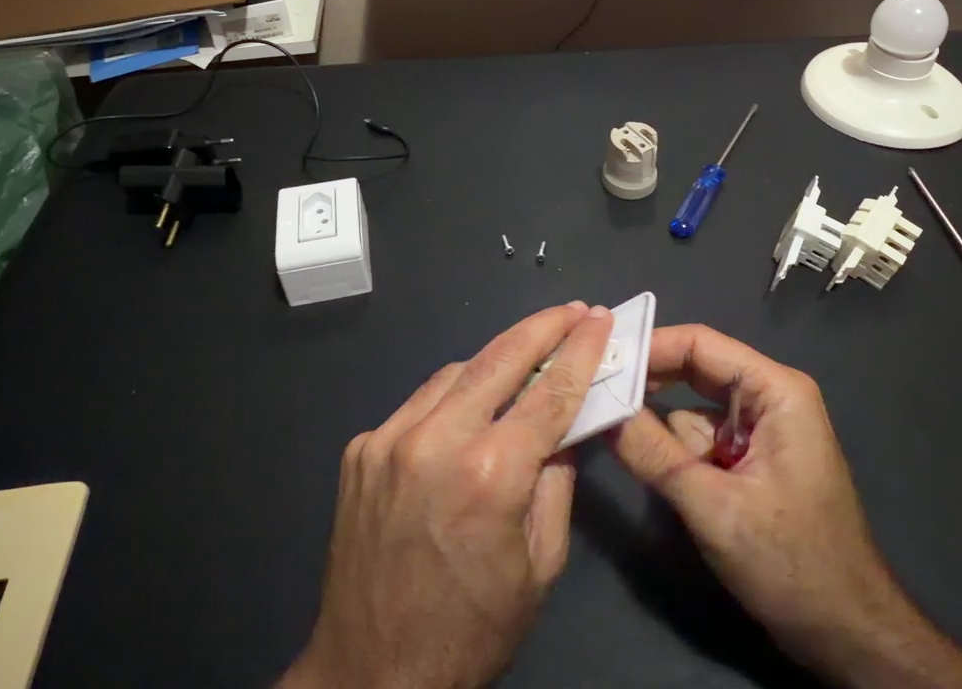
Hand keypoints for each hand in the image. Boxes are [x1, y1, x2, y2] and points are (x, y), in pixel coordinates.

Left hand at [280, 301, 615, 688]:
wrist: (372, 670)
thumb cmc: (473, 627)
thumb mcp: (540, 562)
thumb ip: (557, 480)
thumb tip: (568, 421)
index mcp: (491, 474)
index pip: (550, 392)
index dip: (582, 350)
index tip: (601, 319)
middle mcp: (435, 441)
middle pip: (498, 358)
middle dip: (541, 327)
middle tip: (572, 309)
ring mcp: (388, 440)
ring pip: (454, 373)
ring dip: (494, 361)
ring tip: (525, 359)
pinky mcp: (361, 449)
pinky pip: (418, 405)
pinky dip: (451, 398)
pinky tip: (467, 412)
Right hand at [612, 324, 961, 688]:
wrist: (844, 630)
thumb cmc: (791, 562)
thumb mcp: (714, 507)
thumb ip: (654, 454)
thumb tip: (599, 408)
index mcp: (775, 392)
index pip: (700, 344)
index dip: (647, 347)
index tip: (596, 359)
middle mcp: (768, 400)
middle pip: (692, 373)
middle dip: (647, 390)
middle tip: (590, 395)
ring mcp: (759, 433)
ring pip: (689, 414)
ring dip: (660, 436)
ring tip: (620, 450)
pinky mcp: (749, 463)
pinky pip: (699, 445)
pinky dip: (674, 457)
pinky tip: (657, 479)